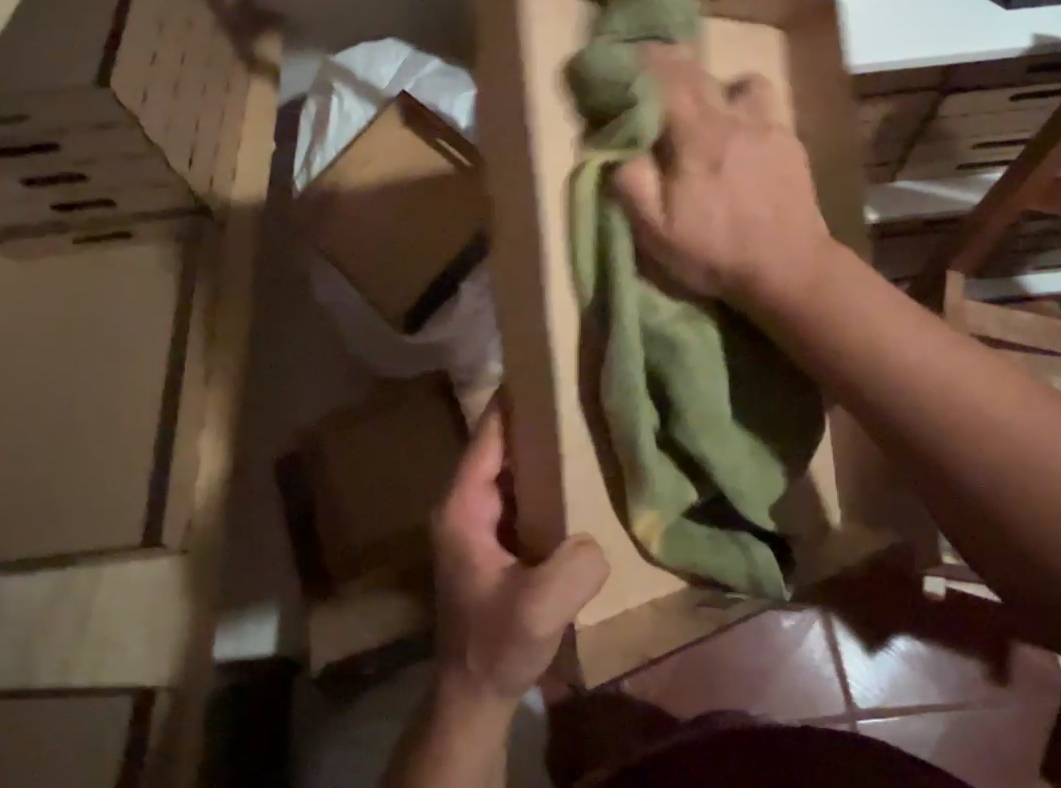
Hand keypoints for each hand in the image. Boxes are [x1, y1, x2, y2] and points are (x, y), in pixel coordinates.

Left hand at [433, 393, 608, 703]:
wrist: (475, 693)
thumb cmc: (495, 645)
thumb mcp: (539, 608)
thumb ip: (574, 565)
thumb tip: (596, 537)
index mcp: (464, 506)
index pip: (489, 435)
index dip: (515, 399)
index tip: (548, 367)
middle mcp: (467, 505)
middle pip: (502, 445)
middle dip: (538, 420)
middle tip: (582, 393)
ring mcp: (481, 523)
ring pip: (515, 470)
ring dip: (546, 452)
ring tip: (589, 427)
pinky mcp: (499, 542)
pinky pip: (525, 496)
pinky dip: (550, 482)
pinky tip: (583, 481)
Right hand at [611, 44, 832, 307]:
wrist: (790, 270)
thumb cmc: (716, 252)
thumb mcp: (656, 231)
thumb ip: (631, 183)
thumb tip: (619, 148)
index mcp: (697, 136)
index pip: (666, 79)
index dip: (642, 63)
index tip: (623, 57)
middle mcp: (734, 119)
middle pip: (700, 74)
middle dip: (672, 64)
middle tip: (653, 68)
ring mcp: (769, 127)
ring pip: (741, 83)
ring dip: (718, 86)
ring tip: (707, 108)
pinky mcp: (791, 144)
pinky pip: (765, 109)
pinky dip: (745, 110)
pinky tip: (740, 137)